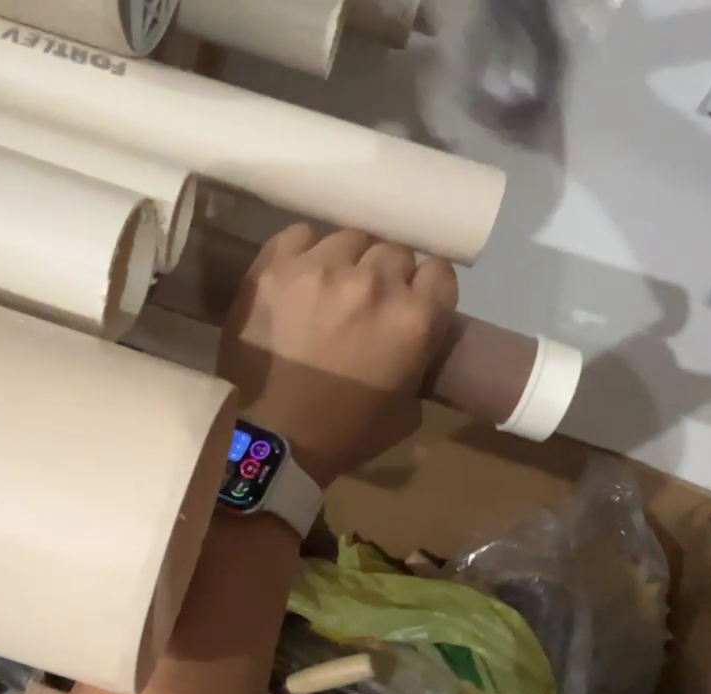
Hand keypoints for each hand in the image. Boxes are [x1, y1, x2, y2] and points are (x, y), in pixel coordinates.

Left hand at [219, 225, 459, 487]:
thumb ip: (420, 363)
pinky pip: (299, 235)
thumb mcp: (407, 411)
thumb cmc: (344, 435)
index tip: (410, 302)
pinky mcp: (274, 268)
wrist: (272, 440)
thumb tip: (416, 342)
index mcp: (415, 319)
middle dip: (386, 275)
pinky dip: (304, 252)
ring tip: (329, 288)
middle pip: (394, 251)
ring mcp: (321, 270)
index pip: (438, 271)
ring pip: (348, 238)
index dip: (424, 288)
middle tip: (367, 303)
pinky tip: (299, 277)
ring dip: (346, 261)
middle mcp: (374, 283)